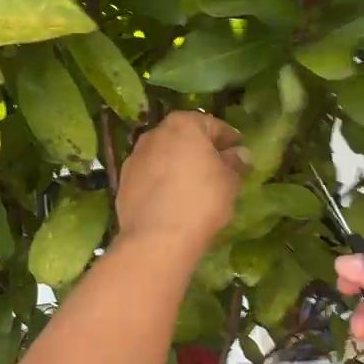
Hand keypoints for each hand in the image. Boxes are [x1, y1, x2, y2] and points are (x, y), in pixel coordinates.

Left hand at [115, 112, 247, 250]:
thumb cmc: (202, 200)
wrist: (157, 238)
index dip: (229, 138)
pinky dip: (163, 184)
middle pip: (184, 138)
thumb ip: (235, 163)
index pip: (212, 125)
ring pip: (164, 158)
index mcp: (182, 125)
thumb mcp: (229, 180)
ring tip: (196, 187)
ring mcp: (134, 159)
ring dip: (179, 167)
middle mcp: (154, 135)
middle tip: (219, 168)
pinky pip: (150, 178)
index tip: (240, 151)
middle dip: (201, 151)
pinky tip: (174, 201)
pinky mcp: (124, 184)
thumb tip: (239, 154)